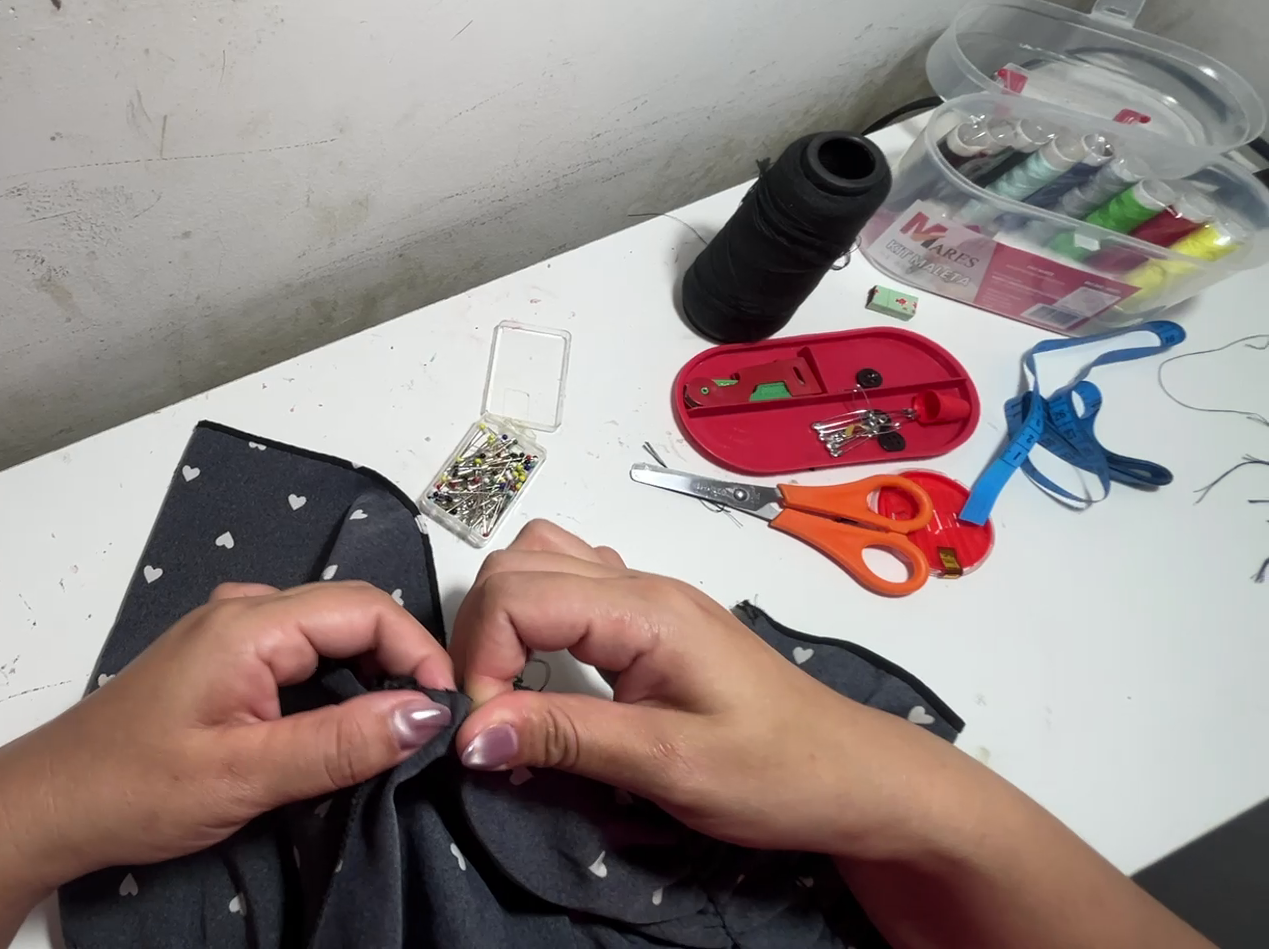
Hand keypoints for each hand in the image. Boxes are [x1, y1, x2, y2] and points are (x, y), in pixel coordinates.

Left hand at [0, 580, 455, 892]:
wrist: (54, 799)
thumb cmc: (138, 787)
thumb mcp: (247, 774)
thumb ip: (341, 741)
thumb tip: (424, 713)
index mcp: (250, 623)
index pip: (363, 609)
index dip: (417, 650)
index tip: (445, 710)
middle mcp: (244, 609)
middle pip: (348, 613)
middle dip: (398, 660)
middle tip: (427, 726)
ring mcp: (232, 628)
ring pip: (326, 631)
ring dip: (368, 671)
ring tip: (395, 728)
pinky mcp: (225, 653)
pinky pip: (300, 649)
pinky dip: (335, 678)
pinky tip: (343, 719)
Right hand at [449, 519, 949, 858]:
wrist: (864, 777)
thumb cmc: (779, 774)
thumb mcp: (668, 766)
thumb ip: (562, 737)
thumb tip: (469, 733)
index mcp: (640, 608)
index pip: (514, 597)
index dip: (481, 660)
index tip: (489, 731)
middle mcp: (632, 579)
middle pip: (511, 567)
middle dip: (480, 636)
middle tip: (493, 711)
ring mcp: (639, 587)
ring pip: (532, 557)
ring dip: (502, 613)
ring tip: (511, 678)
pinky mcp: (643, 608)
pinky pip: (564, 573)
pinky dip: (532, 608)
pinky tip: (551, 654)